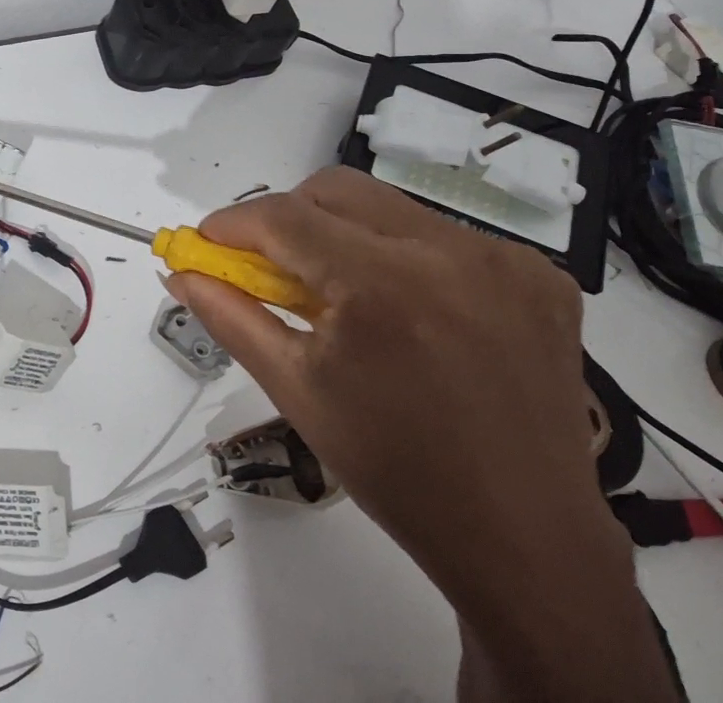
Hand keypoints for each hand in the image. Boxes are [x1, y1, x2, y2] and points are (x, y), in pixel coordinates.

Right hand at [163, 167, 605, 581]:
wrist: (521, 532)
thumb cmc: (392, 467)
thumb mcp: (295, 389)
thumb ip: (230, 317)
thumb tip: (181, 273)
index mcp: (383, 286)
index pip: (284, 217)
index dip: (231, 224)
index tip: (205, 245)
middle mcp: (450, 253)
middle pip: (338, 191)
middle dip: (287, 217)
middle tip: (269, 269)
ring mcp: (505, 260)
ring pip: (392, 208)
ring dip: (346, 236)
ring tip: (343, 298)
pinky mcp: (541, 277)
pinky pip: (447, 238)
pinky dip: (406, 258)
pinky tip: (408, 313)